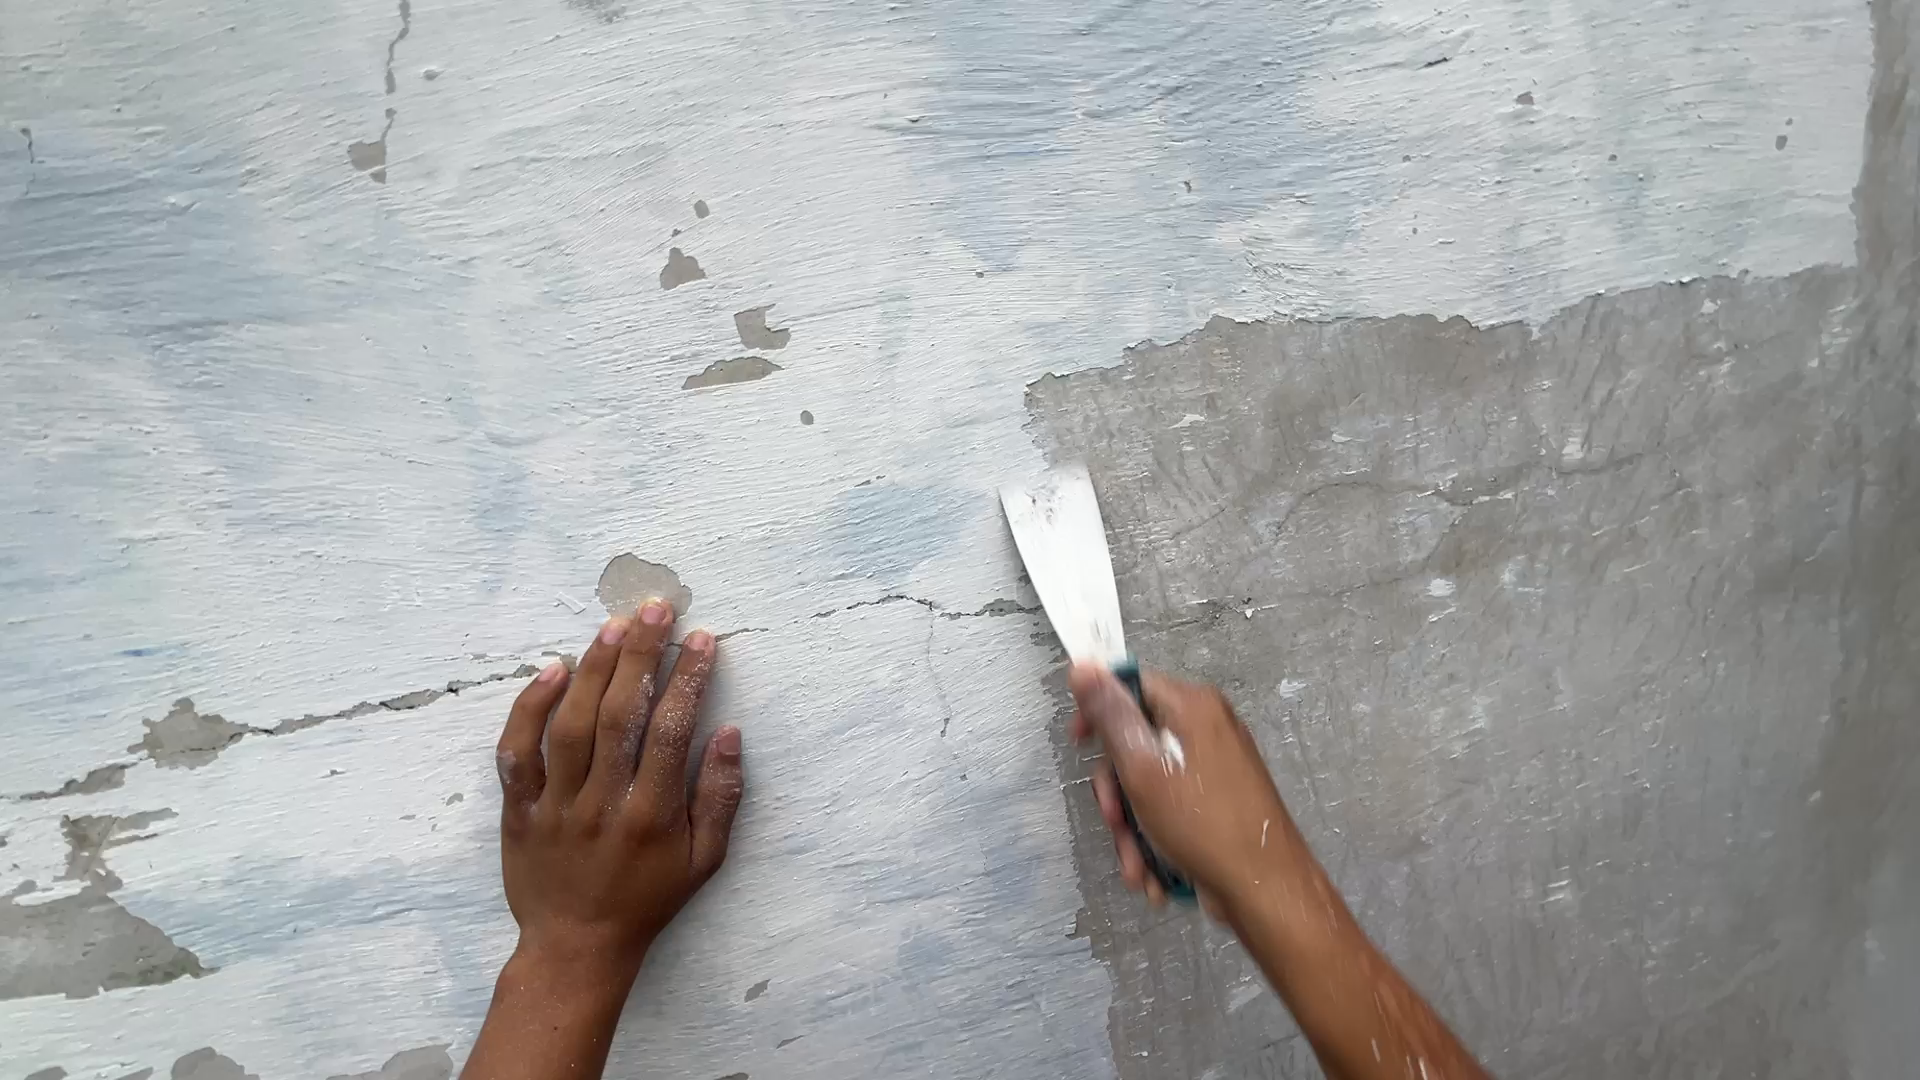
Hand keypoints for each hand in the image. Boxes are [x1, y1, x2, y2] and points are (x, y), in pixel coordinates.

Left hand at [494, 599, 743, 983]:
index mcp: (653, 816)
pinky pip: (516, 753)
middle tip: (655, 609)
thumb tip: (730, 733)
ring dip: (593, 669)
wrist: (575, 946)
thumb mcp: (706, 859)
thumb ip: (723, 796)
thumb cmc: (651, 897)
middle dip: (640, 655)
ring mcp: (554, 806)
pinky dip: (529, 708)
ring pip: (569, 725)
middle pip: (619, 716)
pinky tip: (551, 669)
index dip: (688, 679)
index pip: (672, 732)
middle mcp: (602, 804)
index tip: (701, 639)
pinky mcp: (517, 810)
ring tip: (615, 626)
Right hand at [1069, 664, 1296, 914]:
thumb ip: (1111, 715)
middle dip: (1117, 792)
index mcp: (1193, 705)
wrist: (1268, 893)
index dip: (1098, 712)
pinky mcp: (1221, 798)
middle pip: (1137, 741)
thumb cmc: (1202, 824)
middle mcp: (1208, 725)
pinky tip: (1153, 873)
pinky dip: (1157, 835)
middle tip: (1113, 823)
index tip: (1080, 746)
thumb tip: (1082, 664)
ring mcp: (1217, 763)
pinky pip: (1173, 803)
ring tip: (1136, 866)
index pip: (1131, 685)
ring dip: (1133, 825)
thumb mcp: (1142, 767)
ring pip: (1151, 780)